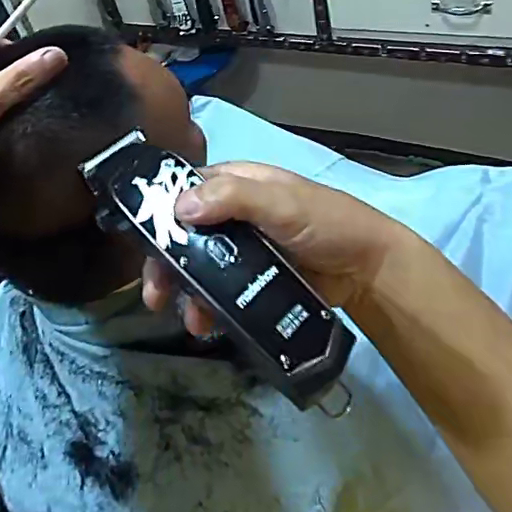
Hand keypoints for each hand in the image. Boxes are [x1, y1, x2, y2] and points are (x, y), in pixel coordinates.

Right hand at [142, 162, 410, 337]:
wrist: (367, 269)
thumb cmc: (326, 222)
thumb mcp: (282, 203)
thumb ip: (234, 198)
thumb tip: (180, 206)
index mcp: (240, 185)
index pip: (189, 190)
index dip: (163, 212)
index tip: (144, 241)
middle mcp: (236, 215)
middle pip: (187, 235)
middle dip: (167, 263)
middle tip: (155, 294)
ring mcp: (244, 251)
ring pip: (200, 268)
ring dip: (187, 293)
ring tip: (190, 319)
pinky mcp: (254, 283)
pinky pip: (221, 294)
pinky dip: (209, 309)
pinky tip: (207, 326)